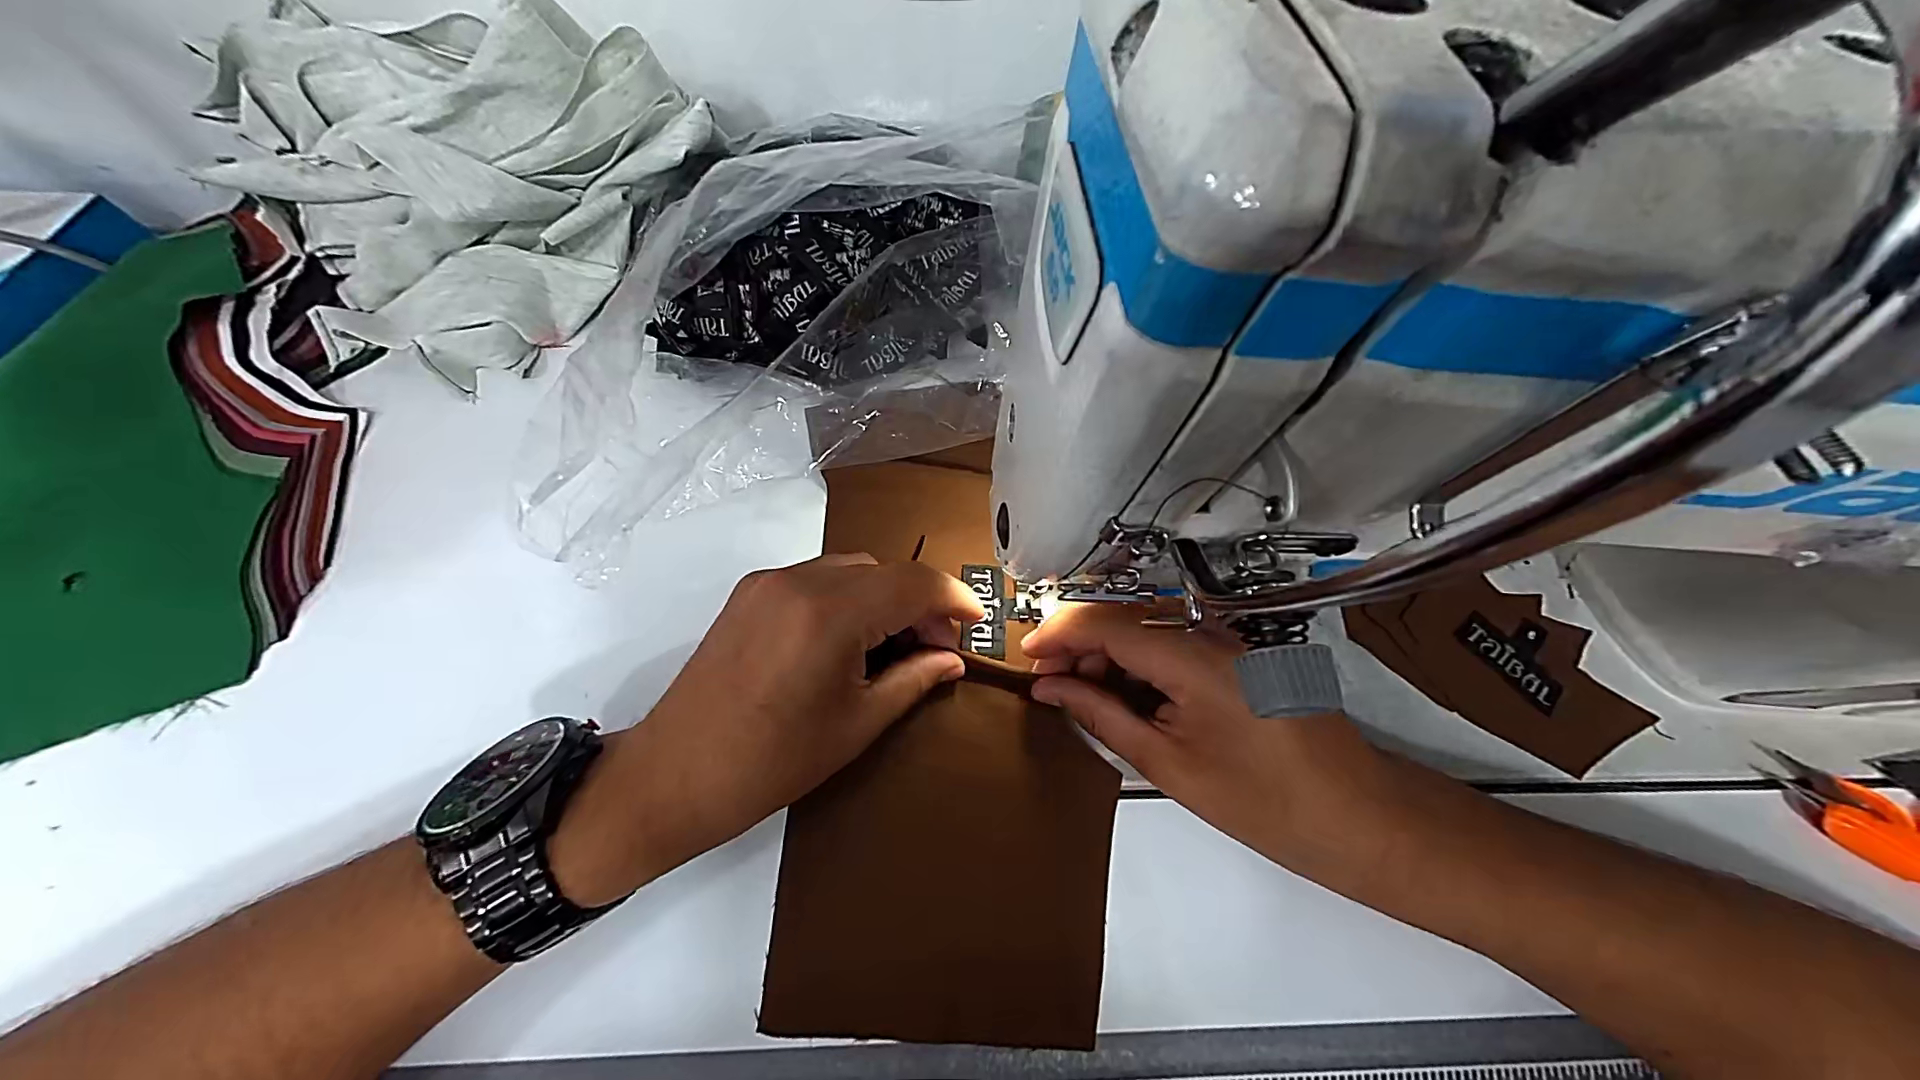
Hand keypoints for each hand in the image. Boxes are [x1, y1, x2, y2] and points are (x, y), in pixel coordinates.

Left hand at [550, 555, 984, 904]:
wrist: (672, 776)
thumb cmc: (772, 762)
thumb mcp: (857, 724)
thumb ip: (913, 679)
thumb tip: (951, 658)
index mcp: (831, 613)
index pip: (914, 582)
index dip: (953, 597)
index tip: (975, 621)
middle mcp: (800, 581)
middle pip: (883, 570)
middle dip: (919, 601)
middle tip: (934, 646)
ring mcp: (768, 582)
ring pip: (851, 569)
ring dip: (883, 596)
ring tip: (894, 644)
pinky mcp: (749, 593)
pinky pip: (817, 579)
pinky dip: (848, 597)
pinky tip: (850, 638)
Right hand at [1024, 604, 1398, 874]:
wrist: (1356, 817)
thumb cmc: (1270, 803)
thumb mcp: (1166, 763)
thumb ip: (1101, 715)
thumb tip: (1053, 689)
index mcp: (1193, 659)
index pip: (1106, 623)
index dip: (1059, 634)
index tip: (1029, 656)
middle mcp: (1212, 635)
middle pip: (1124, 617)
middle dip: (1078, 642)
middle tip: (1050, 681)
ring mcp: (1227, 640)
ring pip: (1145, 626)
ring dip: (1106, 651)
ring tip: (1080, 691)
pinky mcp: (1235, 653)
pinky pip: (1171, 642)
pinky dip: (1137, 661)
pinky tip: (1121, 690)